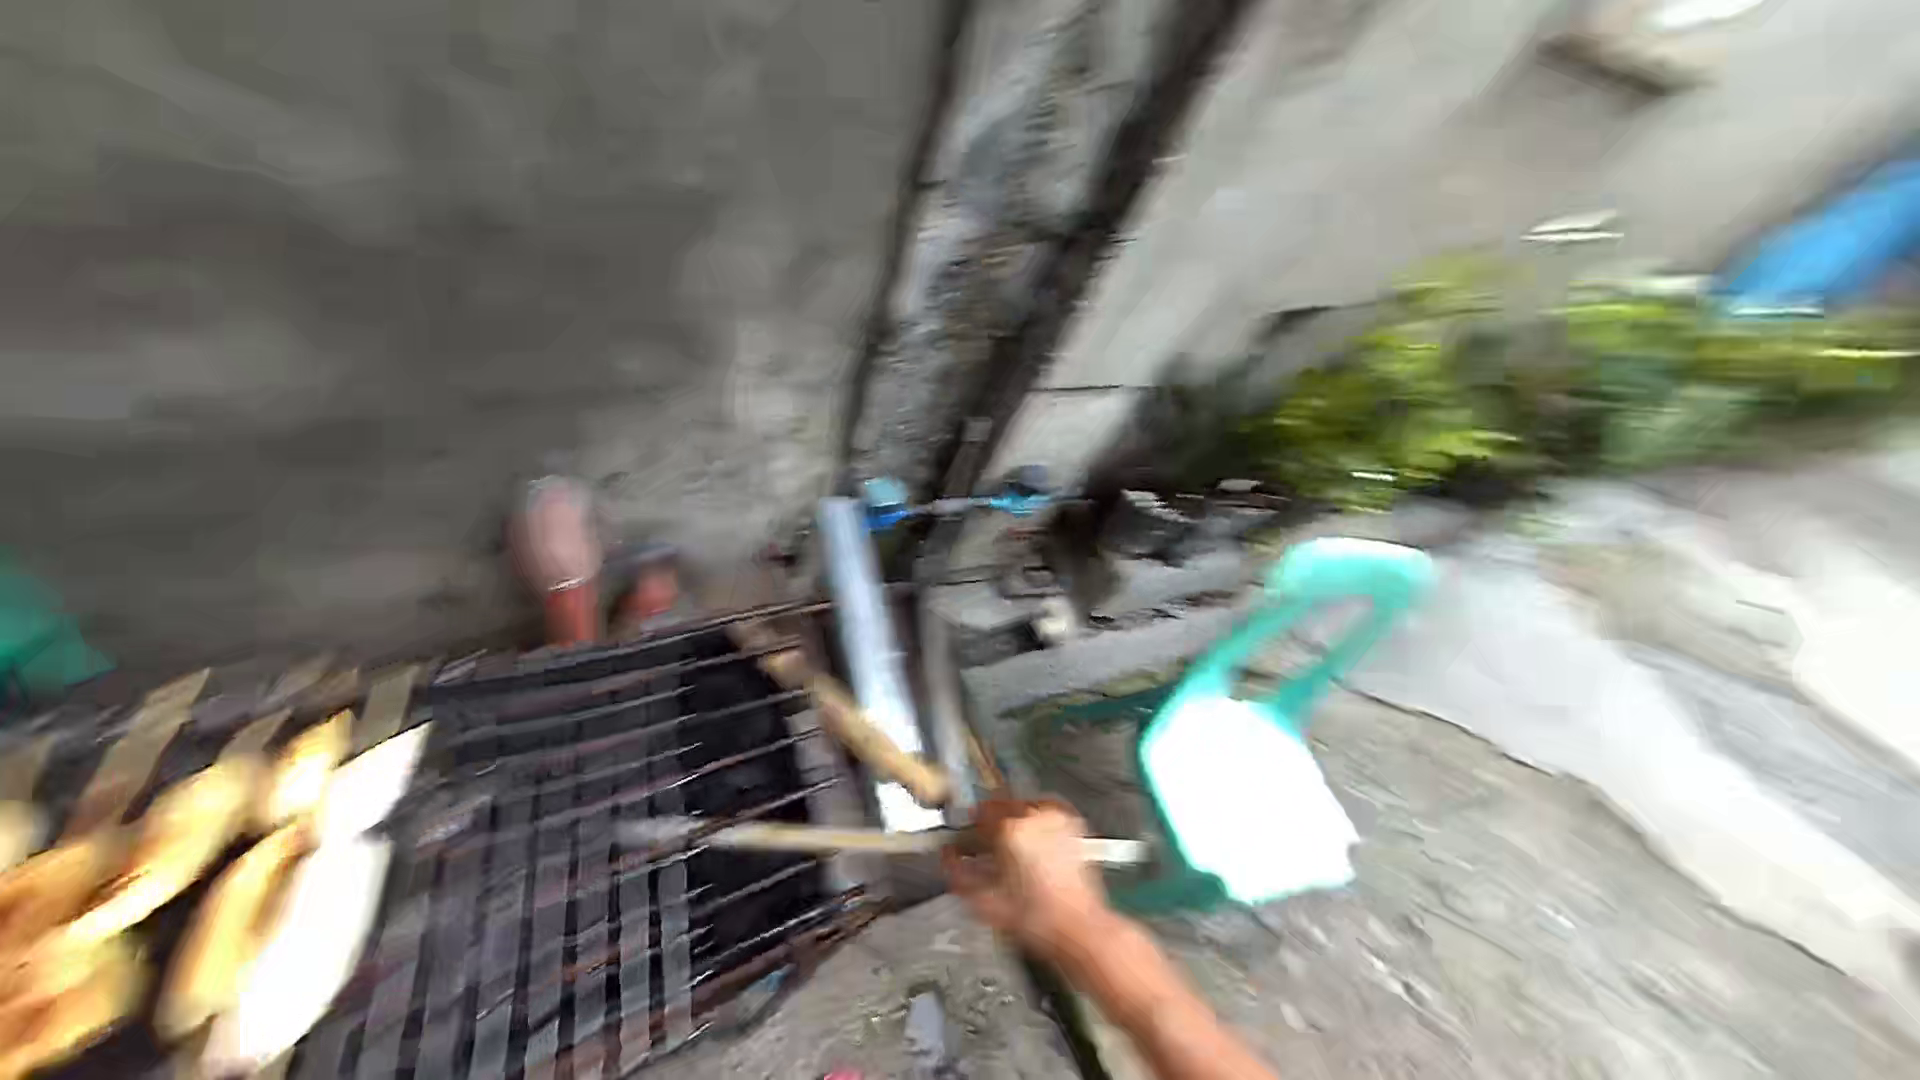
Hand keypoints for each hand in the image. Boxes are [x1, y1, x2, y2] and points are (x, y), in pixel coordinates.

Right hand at [943, 798, 1112, 962]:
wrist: (1079, 929)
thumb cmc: (1038, 921)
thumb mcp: (985, 902)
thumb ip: (958, 873)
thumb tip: (947, 856)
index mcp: (1009, 830)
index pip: (978, 814)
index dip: (968, 830)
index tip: (965, 841)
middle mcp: (1032, 816)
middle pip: (999, 806)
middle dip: (989, 824)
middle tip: (987, 845)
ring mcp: (1054, 817)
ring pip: (1021, 805)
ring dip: (1012, 820)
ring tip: (1011, 846)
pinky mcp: (1072, 823)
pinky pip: (1045, 808)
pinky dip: (1035, 817)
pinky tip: (1032, 838)